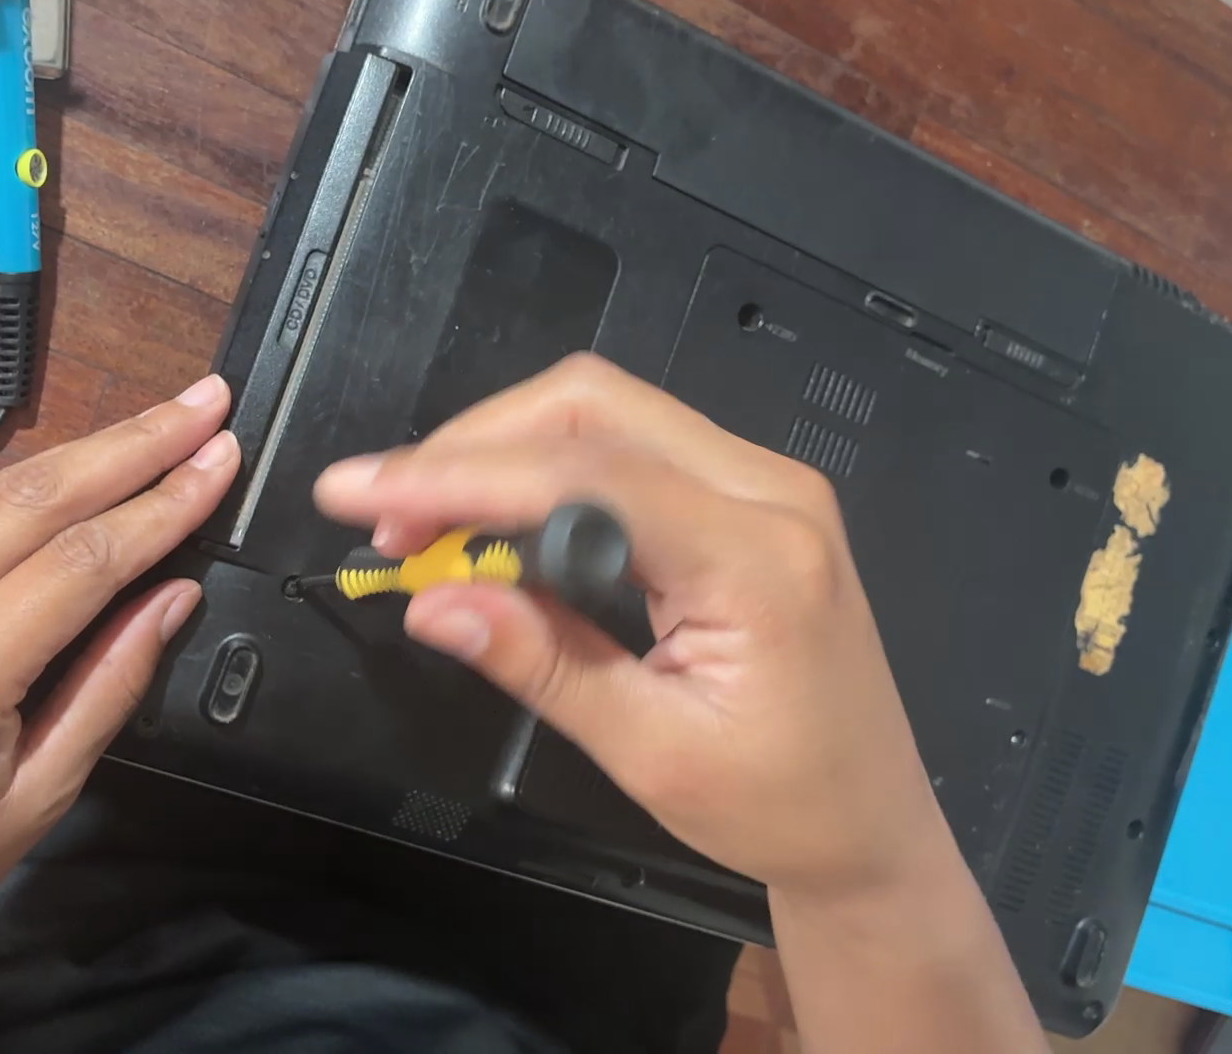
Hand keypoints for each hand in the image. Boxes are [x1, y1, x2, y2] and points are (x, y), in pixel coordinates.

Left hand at [0, 376, 239, 1049]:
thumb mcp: (45, 789)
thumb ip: (115, 678)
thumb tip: (176, 593)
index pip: (83, 560)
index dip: (164, 504)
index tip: (222, 458)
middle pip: (38, 498)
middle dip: (135, 441)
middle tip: (205, 400)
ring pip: (0, 491)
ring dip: (93, 447)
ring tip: (164, 419)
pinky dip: (44, 481)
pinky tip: (92, 463)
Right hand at [313, 355, 943, 900]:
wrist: (872, 825)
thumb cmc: (778, 807)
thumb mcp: (650, 751)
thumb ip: (539, 663)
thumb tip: (430, 602)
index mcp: (756, 557)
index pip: (583, 477)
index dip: (458, 476)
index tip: (359, 492)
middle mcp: (765, 487)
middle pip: (590, 406)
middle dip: (471, 446)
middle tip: (391, 515)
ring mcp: (758, 480)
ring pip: (601, 413)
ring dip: (498, 452)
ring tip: (426, 521)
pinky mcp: (738, 493)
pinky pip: (622, 447)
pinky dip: (540, 471)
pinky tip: (495, 519)